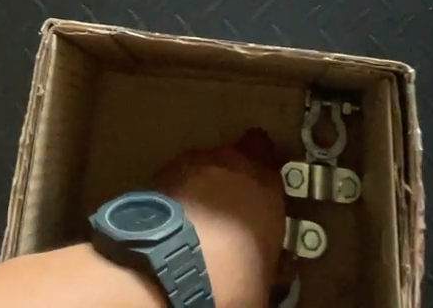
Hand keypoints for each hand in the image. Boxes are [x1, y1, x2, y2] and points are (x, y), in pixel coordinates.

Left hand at [152, 130, 285, 307]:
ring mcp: (193, 163)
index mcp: (265, 183)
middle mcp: (231, 162)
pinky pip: (176, 180)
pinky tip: (175, 226)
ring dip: (201, 188)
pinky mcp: (161, 173)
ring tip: (196, 225)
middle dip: (230, 180)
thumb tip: (271, 269)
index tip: (257, 193)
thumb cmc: (231, 276)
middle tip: (227, 214)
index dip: (259, 170)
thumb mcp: (263, 279)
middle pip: (233, 158)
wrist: (172, 267)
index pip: (266, 153)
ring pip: (202, 167)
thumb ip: (267, 258)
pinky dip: (177, 197)